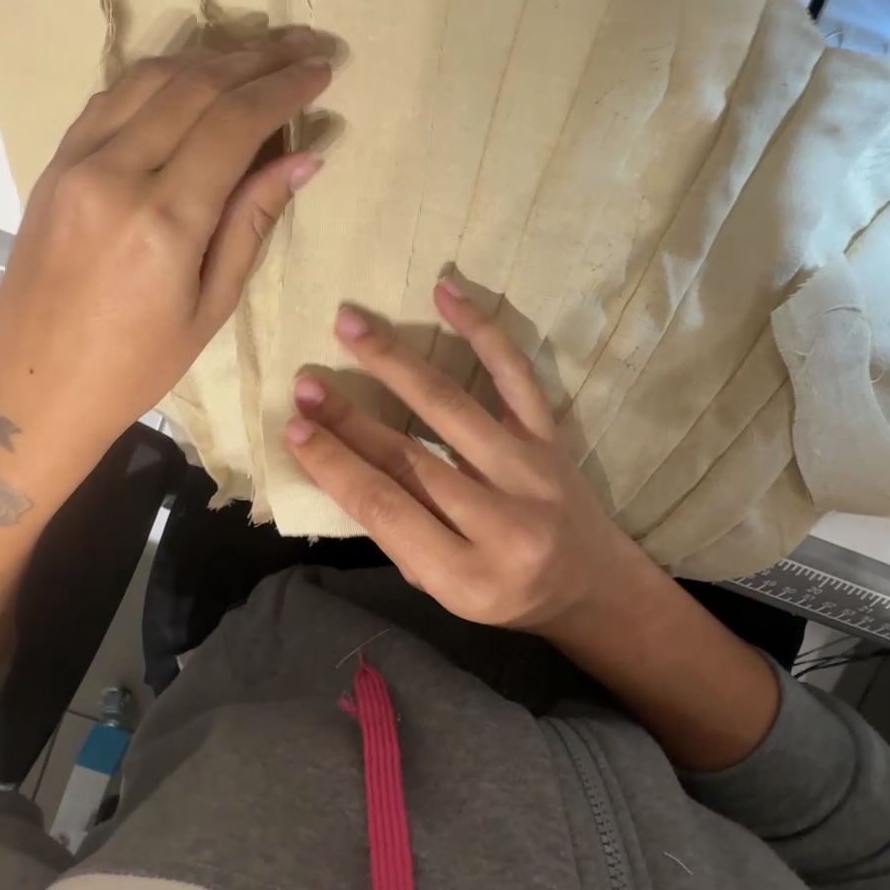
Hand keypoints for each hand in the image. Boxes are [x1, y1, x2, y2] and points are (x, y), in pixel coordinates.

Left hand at [0, 28, 332, 452]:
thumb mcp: (212, 305)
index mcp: (163, 220)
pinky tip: (194, 77)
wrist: (36, 384)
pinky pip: (112, 97)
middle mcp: (115, 173)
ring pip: (150, 77)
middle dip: (257, 57)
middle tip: (304, 45)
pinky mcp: (55, 163)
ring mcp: (76, 161)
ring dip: (210, 56)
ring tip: (258, 53)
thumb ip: (253, 222)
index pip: (233, 123)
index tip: (322, 71)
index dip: (283, 88)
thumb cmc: (137, 365)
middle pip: (195, 85)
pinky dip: (161, 76)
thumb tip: (303, 158)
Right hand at [283, 282, 664, 635]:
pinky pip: (516, 376)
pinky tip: (446, 294)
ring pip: (454, 408)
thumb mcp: (444, 589)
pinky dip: (482, 331)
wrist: (594, 586)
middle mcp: (504, 525)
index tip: (294, 428)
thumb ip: (399, 535)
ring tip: (350, 325)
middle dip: (350, 419)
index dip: (335, 466)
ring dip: (395, 363)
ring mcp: (533, 474)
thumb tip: (342, 465)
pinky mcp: (553, 438)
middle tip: (306, 384)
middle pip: (411, 459)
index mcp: (468, 577)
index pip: (386, 509)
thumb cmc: (507, 595)